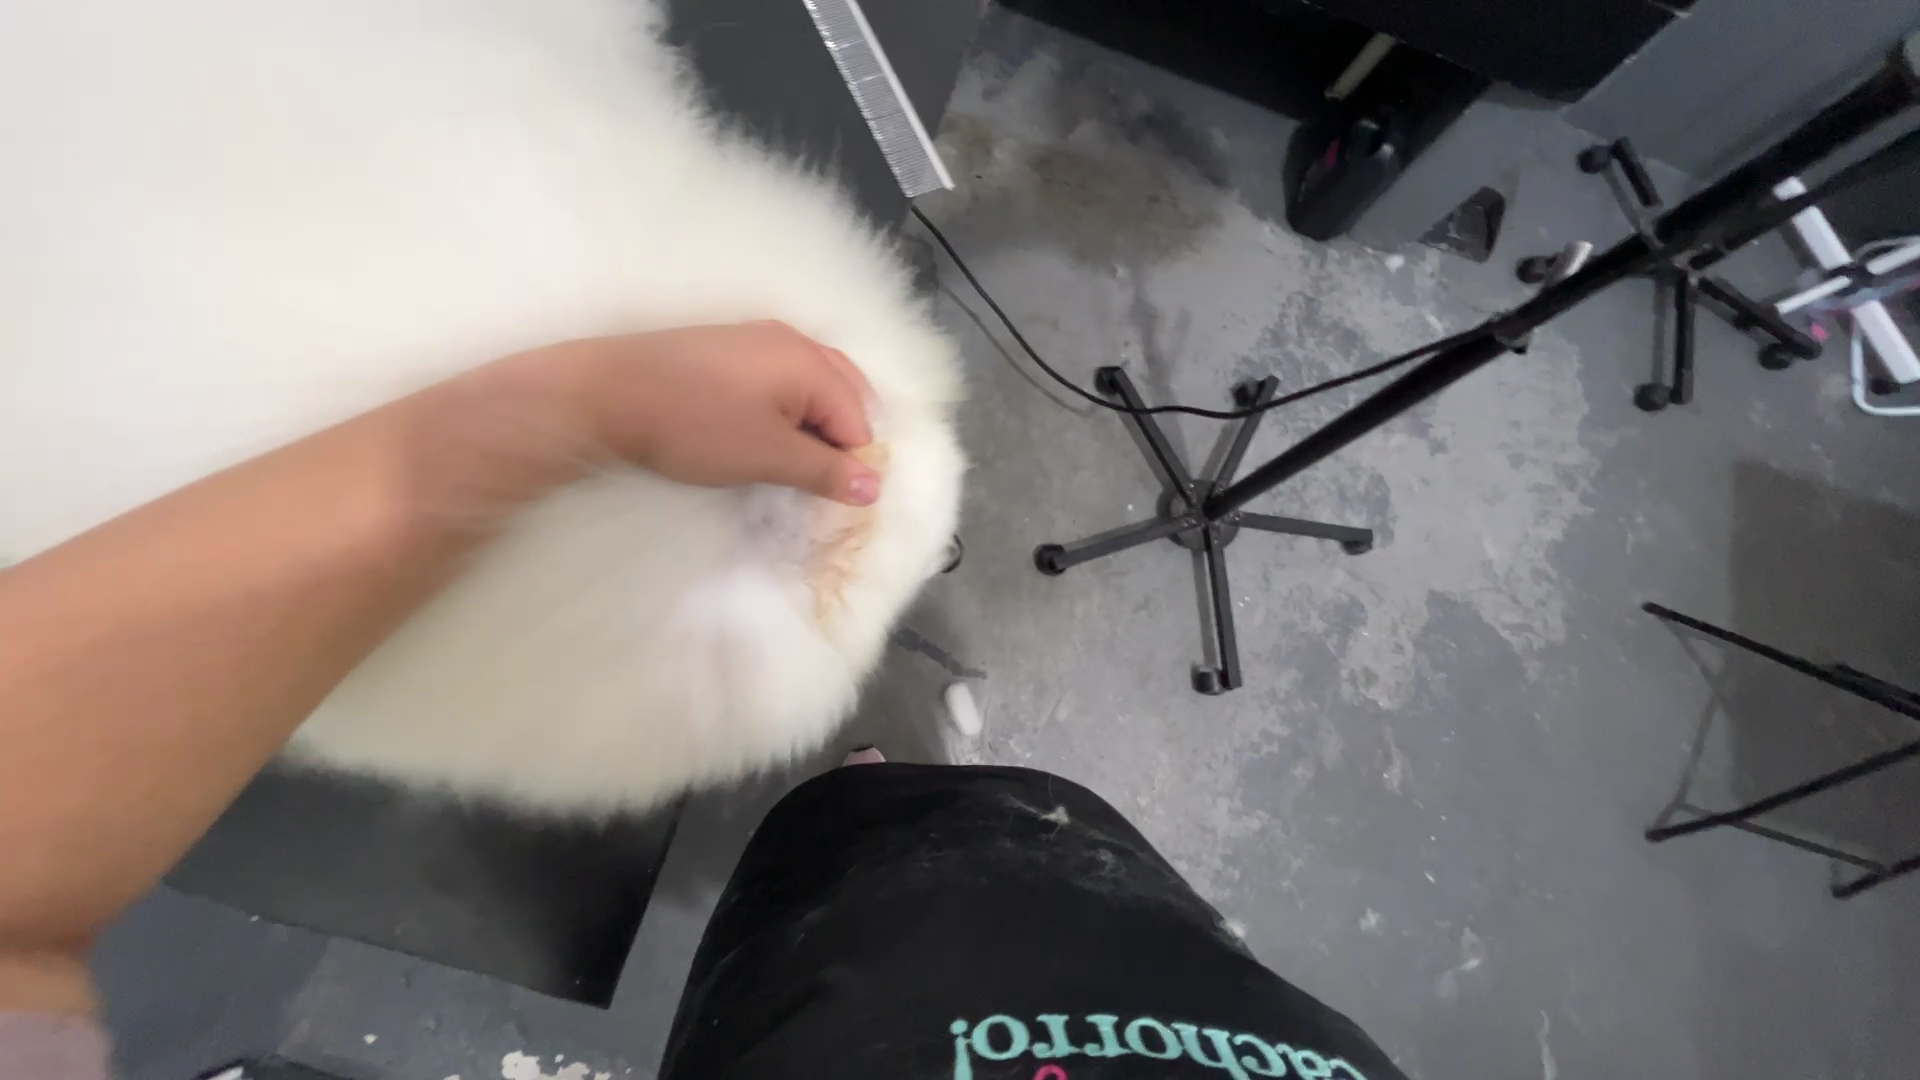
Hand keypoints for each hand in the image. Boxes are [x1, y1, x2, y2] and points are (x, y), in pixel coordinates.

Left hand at [544, 321, 880, 505]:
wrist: (604, 393)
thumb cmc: (695, 426)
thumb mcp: (769, 457)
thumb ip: (826, 471)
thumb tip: (874, 488)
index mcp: (811, 363)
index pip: (859, 421)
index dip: (851, 463)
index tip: (822, 492)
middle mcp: (793, 340)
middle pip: (846, 393)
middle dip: (841, 438)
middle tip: (814, 477)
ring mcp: (759, 337)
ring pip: (814, 384)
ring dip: (815, 424)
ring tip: (789, 458)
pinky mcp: (729, 346)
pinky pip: (782, 377)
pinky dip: (788, 408)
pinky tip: (762, 431)